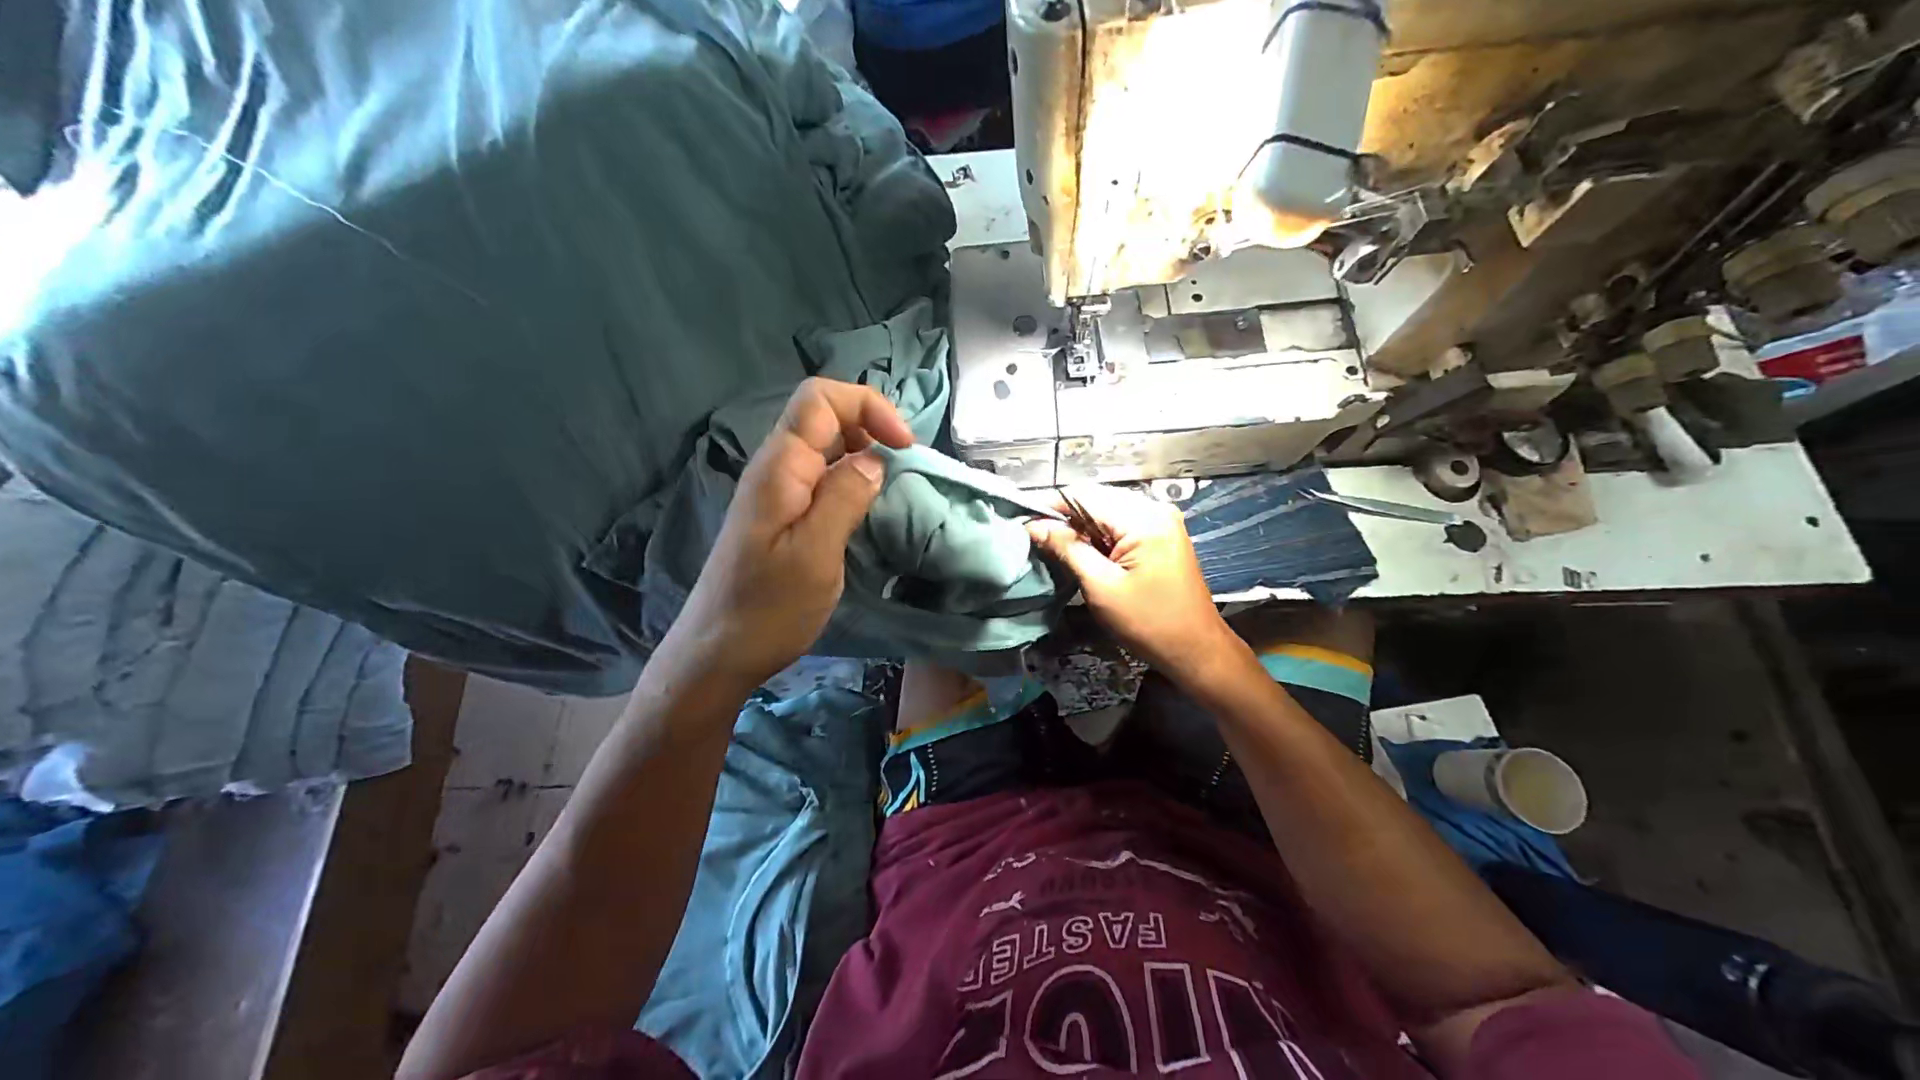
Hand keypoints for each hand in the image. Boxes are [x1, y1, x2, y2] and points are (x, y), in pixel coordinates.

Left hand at [660, 377, 913, 688]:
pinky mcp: (779, 515)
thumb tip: (874, 459)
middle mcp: (774, 469)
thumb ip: (845, 497)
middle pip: (821, 414)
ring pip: (821, 445)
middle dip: (868, 424)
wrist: (718, 653)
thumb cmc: (768, 609)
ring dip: (861, 450)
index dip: (868, 405)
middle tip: (902, 464)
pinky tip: (863, 504)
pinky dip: (848, 476)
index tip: (903, 446)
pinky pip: (818, 475)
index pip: (820, 399)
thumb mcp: (816, 554)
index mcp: (780, 468)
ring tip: (889, 482)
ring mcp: (774, 492)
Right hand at [1026, 484, 1236, 678]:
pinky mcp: (1161, 535)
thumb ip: (1067, 549)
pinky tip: (1089, 556)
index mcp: (1143, 518)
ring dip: (1082, 529)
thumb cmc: (1149, 623)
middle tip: (1040, 542)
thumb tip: (1034, 525)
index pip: (1084, 495)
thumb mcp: (1101, 587)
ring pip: (1106, 511)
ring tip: (1060, 551)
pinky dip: (1100, 536)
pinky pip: (1121, 524)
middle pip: (1096, 499)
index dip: (1050, 507)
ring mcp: (1161, 521)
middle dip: (1066, 518)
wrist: (1196, 649)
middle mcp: (1154, 509)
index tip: (1025, 525)